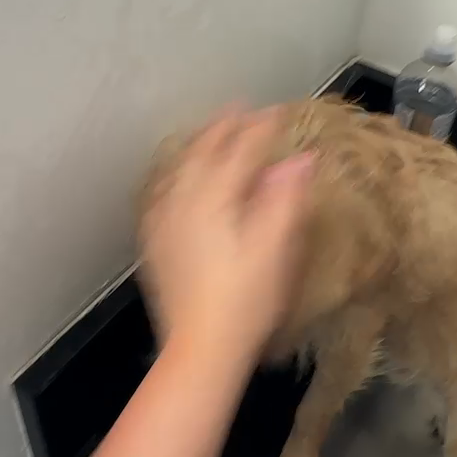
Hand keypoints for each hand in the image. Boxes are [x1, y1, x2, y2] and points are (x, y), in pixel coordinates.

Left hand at [139, 108, 314, 365]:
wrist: (201, 346)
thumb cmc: (245, 301)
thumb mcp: (275, 249)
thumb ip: (285, 198)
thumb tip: (301, 159)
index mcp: (216, 197)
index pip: (241, 150)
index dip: (262, 128)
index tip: (278, 112)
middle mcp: (184, 200)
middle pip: (204, 151)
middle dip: (225, 127)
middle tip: (242, 109)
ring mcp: (165, 220)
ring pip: (179, 168)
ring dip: (199, 145)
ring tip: (212, 133)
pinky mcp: (155, 242)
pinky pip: (162, 193)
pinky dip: (176, 174)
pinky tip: (178, 179)